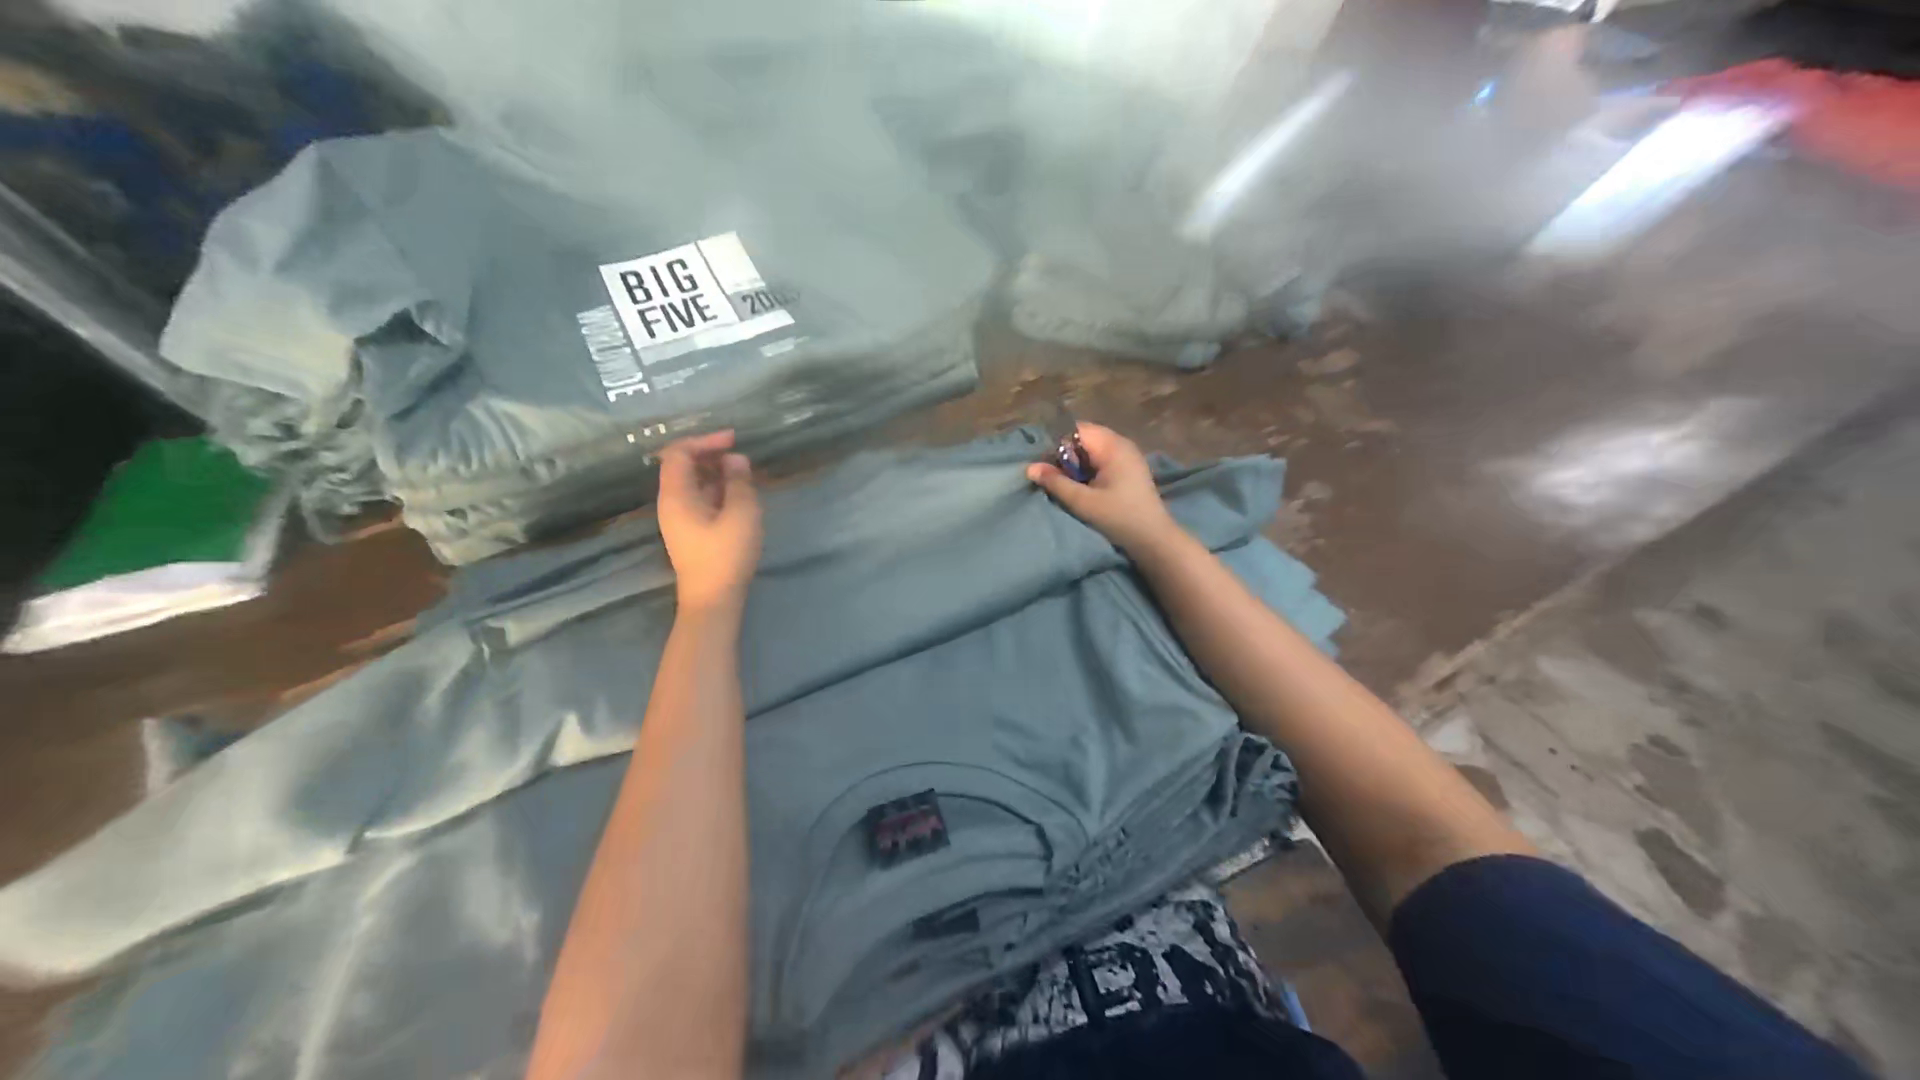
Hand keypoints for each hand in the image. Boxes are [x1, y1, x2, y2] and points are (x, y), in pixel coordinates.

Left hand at [657, 431, 762, 613]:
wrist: (712, 600)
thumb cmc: (726, 554)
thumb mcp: (741, 513)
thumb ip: (739, 481)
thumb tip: (735, 459)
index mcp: (676, 495)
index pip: (678, 453)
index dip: (704, 440)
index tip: (733, 440)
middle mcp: (671, 503)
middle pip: (682, 466)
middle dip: (710, 455)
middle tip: (740, 457)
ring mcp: (679, 519)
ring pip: (692, 484)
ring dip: (715, 474)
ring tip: (743, 476)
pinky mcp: (690, 532)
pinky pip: (699, 499)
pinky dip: (716, 490)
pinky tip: (738, 497)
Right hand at [1026, 422, 1180, 553]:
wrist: (1154, 539)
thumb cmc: (1118, 518)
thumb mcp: (1082, 501)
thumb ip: (1055, 482)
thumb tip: (1030, 467)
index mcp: (1112, 445)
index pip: (1077, 430)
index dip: (1057, 443)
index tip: (1045, 463)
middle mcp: (1122, 444)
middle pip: (1085, 437)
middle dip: (1066, 454)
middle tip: (1053, 476)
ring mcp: (1128, 456)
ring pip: (1093, 449)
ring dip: (1077, 463)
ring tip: (1067, 483)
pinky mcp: (1130, 469)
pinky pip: (1103, 459)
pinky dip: (1090, 469)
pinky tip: (1084, 487)